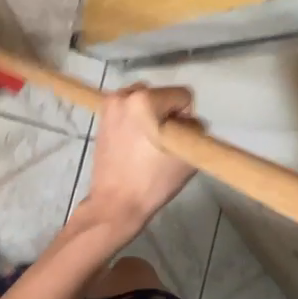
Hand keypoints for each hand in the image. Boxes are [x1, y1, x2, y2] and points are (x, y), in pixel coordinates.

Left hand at [78, 84, 198, 240]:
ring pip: (143, 100)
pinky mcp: (101, 118)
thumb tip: (190, 122)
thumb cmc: (153, 181)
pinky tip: (135, 144)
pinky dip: (135, 120)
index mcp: (144, 100)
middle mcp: (123, 95)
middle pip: (161, 95)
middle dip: (167, 114)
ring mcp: (109, 106)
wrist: (115, 203)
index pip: (183, 95)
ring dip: (150, 115)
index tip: (176, 140)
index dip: (186, 118)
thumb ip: (196, 130)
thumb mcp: (188, 156)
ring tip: (148, 144)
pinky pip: (128, 110)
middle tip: (163, 142)